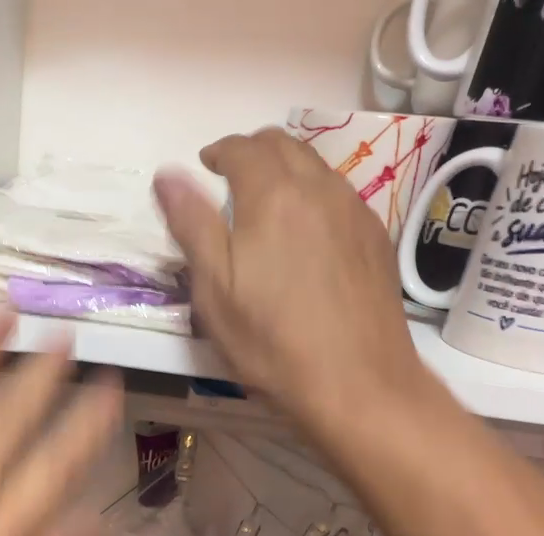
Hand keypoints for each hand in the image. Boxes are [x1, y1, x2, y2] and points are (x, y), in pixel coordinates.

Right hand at [153, 129, 430, 432]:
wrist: (355, 382)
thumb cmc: (271, 342)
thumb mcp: (214, 290)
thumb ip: (192, 225)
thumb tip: (168, 174)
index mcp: (271, 196)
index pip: (241, 148)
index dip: (218, 152)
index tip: (204, 166)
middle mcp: (318, 188)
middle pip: (284, 145)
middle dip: (252, 151)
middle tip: (230, 177)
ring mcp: (354, 210)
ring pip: (316, 167)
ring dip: (285, 170)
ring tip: (265, 202)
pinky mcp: (375, 238)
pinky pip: (338, 195)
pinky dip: (313, 195)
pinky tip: (305, 232)